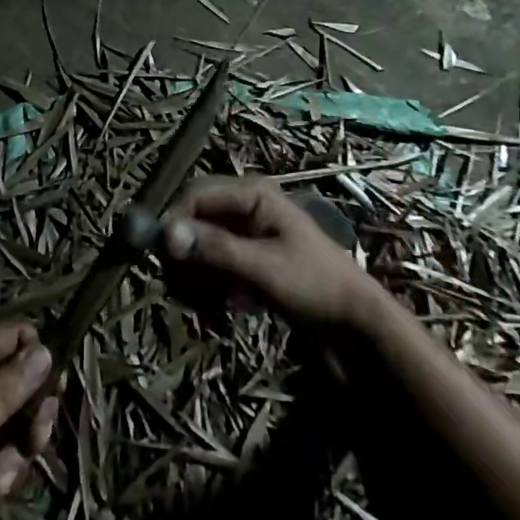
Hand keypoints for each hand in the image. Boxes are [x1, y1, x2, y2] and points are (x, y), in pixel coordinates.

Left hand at [0, 321, 59, 519]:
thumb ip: (9, 387)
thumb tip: (47, 349)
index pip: (18, 335)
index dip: (38, 359)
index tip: (50, 391)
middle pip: (27, 376)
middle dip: (33, 414)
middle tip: (34, 440)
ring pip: (22, 415)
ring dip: (19, 449)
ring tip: (1, 479)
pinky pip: (11, 444)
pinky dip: (8, 467)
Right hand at [160, 177, 386, 328]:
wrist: (357, 325)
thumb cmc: (315, 286)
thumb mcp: (263, 267)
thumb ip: (215, 248)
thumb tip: (165, 233)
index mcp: (253, 196)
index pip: (196, 194)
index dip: (174, 221)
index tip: (162, 257)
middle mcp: (246, 209)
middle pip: (193, 221)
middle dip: (184, 255)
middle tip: (183, 289)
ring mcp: (247, 236)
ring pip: (199, 248)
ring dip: (195, 276)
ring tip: (208, 305)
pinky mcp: (248, 262)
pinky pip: (212, 267)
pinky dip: (209, 287)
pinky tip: (222, 308)